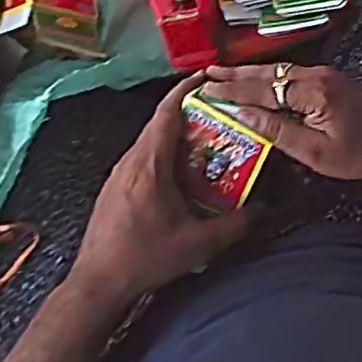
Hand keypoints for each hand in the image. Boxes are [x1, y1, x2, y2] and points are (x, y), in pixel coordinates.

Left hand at [67, 73, 253, 308]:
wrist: (97, 283)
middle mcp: (131, 161)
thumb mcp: (199, 244)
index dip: (186, 90)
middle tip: (219, 114)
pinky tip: (182, 171)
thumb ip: (236, 225)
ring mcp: (119, 173)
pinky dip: (165, 152)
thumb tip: (263, 209)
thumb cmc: (146, 258)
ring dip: (177, 134)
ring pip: (151, 140)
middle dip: (189, 113)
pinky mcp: (115, 186)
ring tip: (207, 140)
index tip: (206, 77)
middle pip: (160, 123)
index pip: (167, 113)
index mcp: (149, 164)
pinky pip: (143, 156)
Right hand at [200, 64, 361, 181]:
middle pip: (269, 72)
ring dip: (250, 73)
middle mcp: (318, 76)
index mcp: (314, 93)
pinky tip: (252, 80)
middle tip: (207, 74)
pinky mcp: (327, 78)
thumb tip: (242, 114)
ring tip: (221, 74)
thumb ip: (277, 130)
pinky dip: (268, 77)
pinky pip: (291, 73)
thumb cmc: (353, 156)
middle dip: (236, 74)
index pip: (265, 89)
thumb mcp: (312, 152)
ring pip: (279, 70)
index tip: (209, 89)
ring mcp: (324, 74)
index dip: (234, 90)